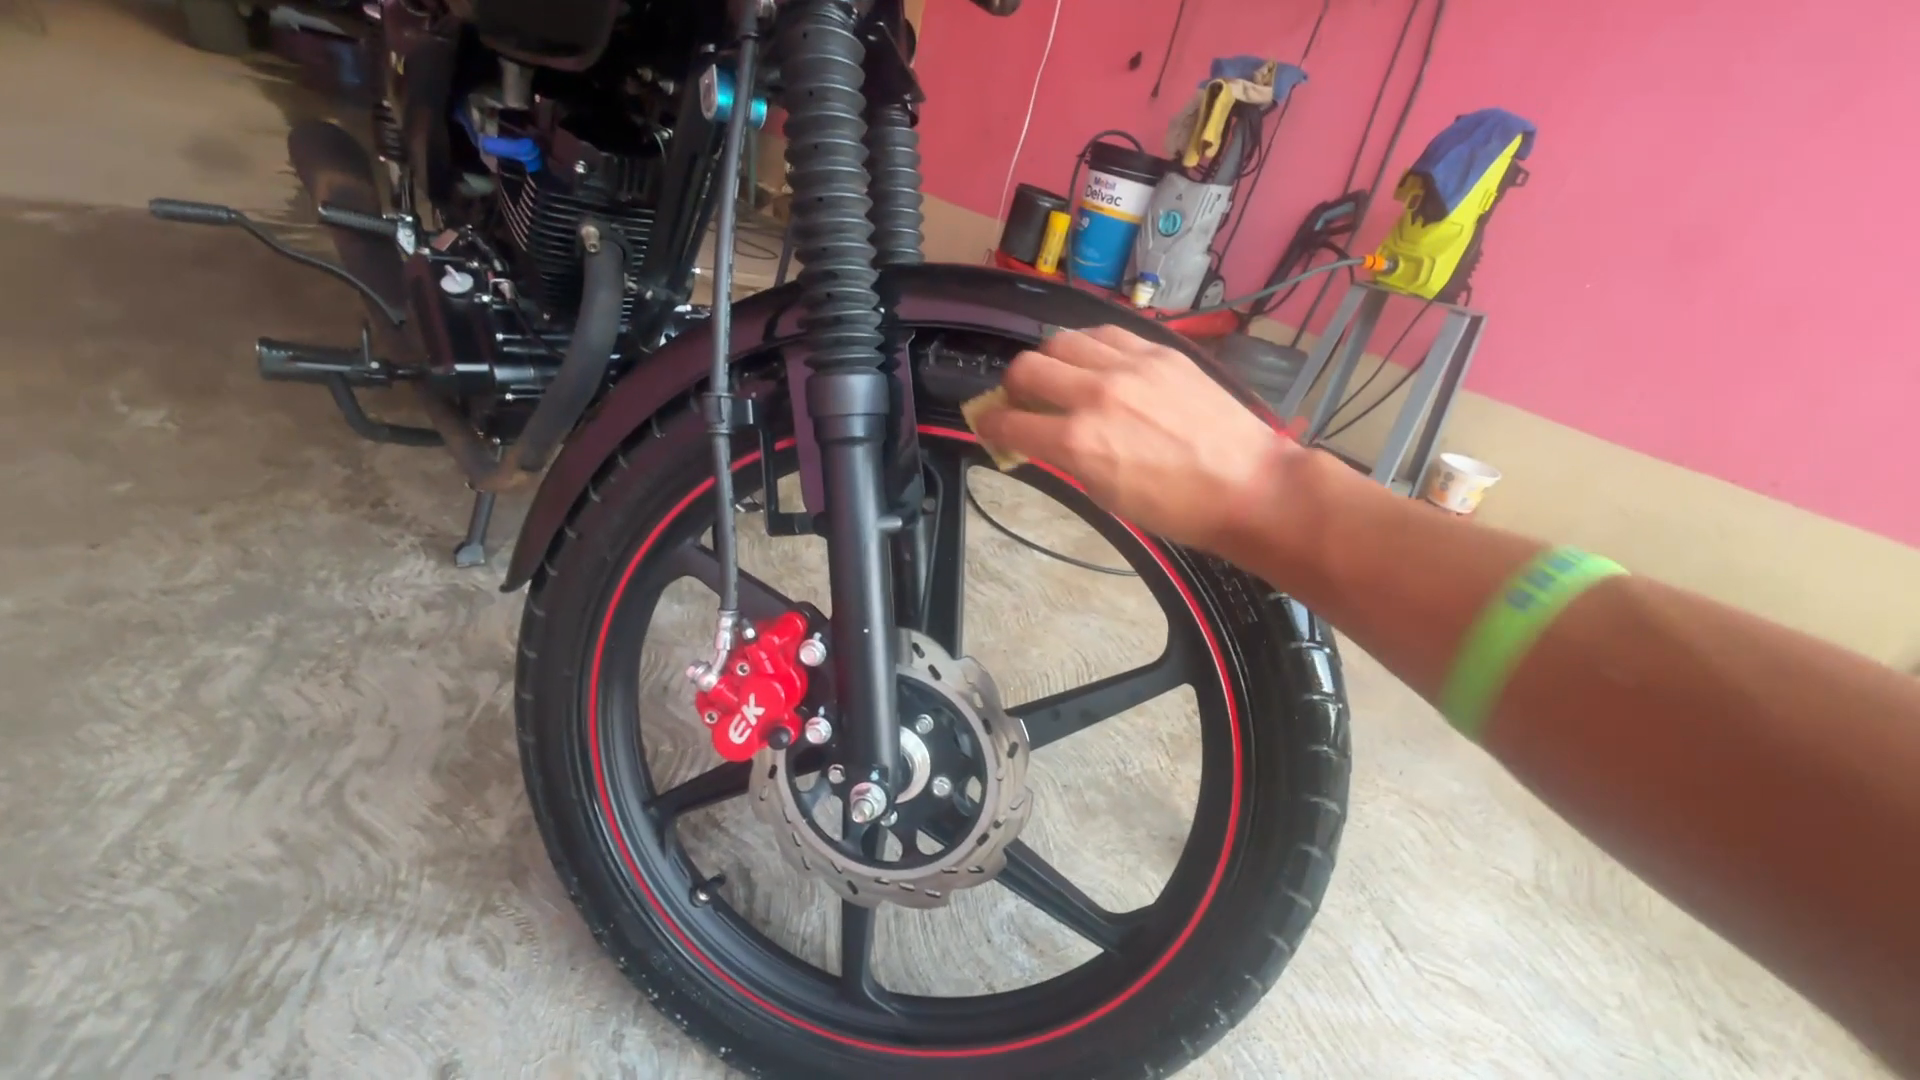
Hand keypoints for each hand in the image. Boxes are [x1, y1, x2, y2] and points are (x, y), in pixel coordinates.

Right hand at [971, 326, 1302, 556]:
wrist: (1249, 485)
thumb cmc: (1178, 509)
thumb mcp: (1107, 496)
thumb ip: (1067, 460)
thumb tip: (1041, 440)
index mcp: (1079, 442)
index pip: (1010, 423)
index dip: (991, 425)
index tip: (990, 425)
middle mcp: (1096, 394)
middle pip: (1026, 369)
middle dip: (1012, 388)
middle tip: (1020, 400)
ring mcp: (1130, 366)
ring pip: (1062, 342)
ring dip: (1047, 361)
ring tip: (1057, 377)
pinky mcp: (1159, 351)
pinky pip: (1105, 334)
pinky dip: (1086, 346)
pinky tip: (1092, 361)